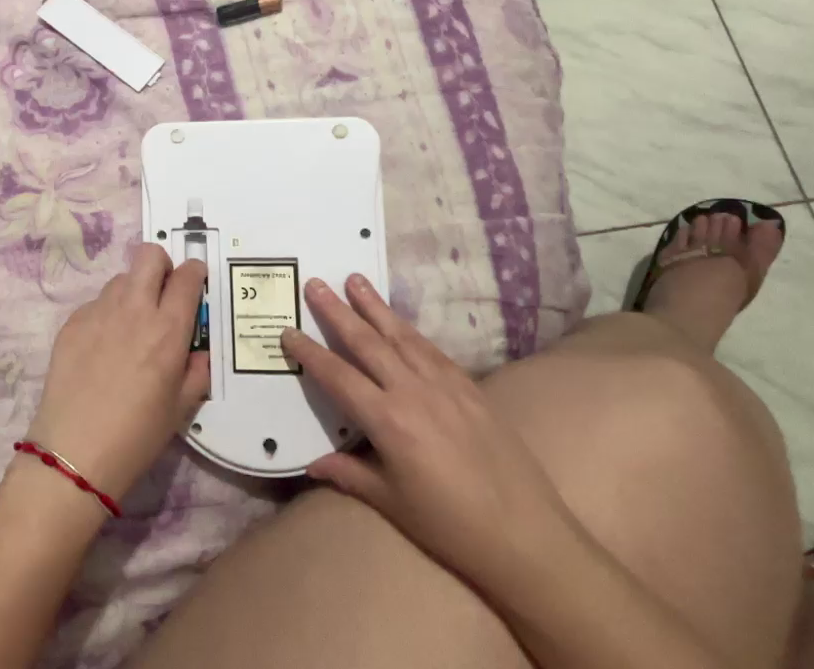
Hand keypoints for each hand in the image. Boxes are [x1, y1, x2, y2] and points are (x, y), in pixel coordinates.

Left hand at [24, 245, 209, 500]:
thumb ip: (196, 372)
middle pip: (149, 255)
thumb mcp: (181, 407)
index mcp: (168, 329)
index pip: (186, 277)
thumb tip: (198, 352)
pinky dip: (106, 315)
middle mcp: (134, 310)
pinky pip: (95, 304)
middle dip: (161, 265)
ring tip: (130, 325)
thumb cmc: (137, 435)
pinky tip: (102, 347)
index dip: (195, 273)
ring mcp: (98, 313)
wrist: (76, 453)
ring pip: (120, 278)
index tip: (195, 281)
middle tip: (163, 291)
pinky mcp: (71, 323)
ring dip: (132, 291)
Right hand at [281, 275, 578, 588]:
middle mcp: (414, 392)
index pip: (338, 377)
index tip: (288, 331)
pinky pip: (432, 349)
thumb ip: (349, 475)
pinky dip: (410, 330)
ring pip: (402, 336)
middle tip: (316, 284)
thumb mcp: (392, 503)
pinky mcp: (471, 387)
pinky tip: (399, 321)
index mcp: (389, 421)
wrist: (525, 533)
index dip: (310, 353)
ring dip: (376, 307)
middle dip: (338, 312)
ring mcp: (446, 385)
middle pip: (368, 343)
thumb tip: (312, 464)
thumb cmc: (450, 525)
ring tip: (355, 280)